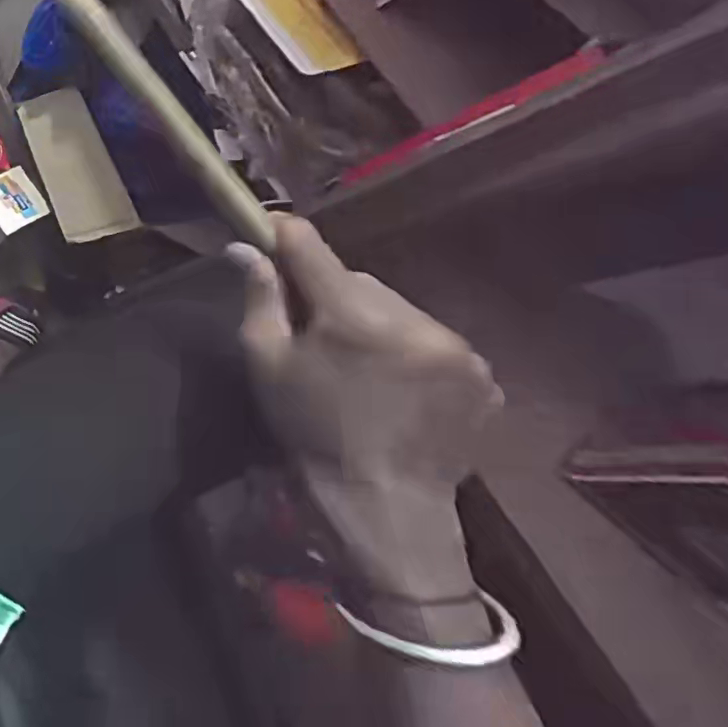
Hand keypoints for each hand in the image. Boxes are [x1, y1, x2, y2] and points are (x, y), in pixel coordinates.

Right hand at [231, 215, 501, 598]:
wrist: (383, 501)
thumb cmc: (310, 427)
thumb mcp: (266, 361)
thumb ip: (260, 298)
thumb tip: (244, 248)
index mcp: (356, 319)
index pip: (315, 249)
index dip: (286, 233)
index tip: (267, 225)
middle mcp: (416, 322)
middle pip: (358, 280)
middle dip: (330, 292)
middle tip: (307, 325)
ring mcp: (459, 349)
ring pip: (396, 307)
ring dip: (370, 318)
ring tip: (353, 359)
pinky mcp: (483, 375)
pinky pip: (430, 337)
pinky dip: (405, 345)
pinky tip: (391, 380)